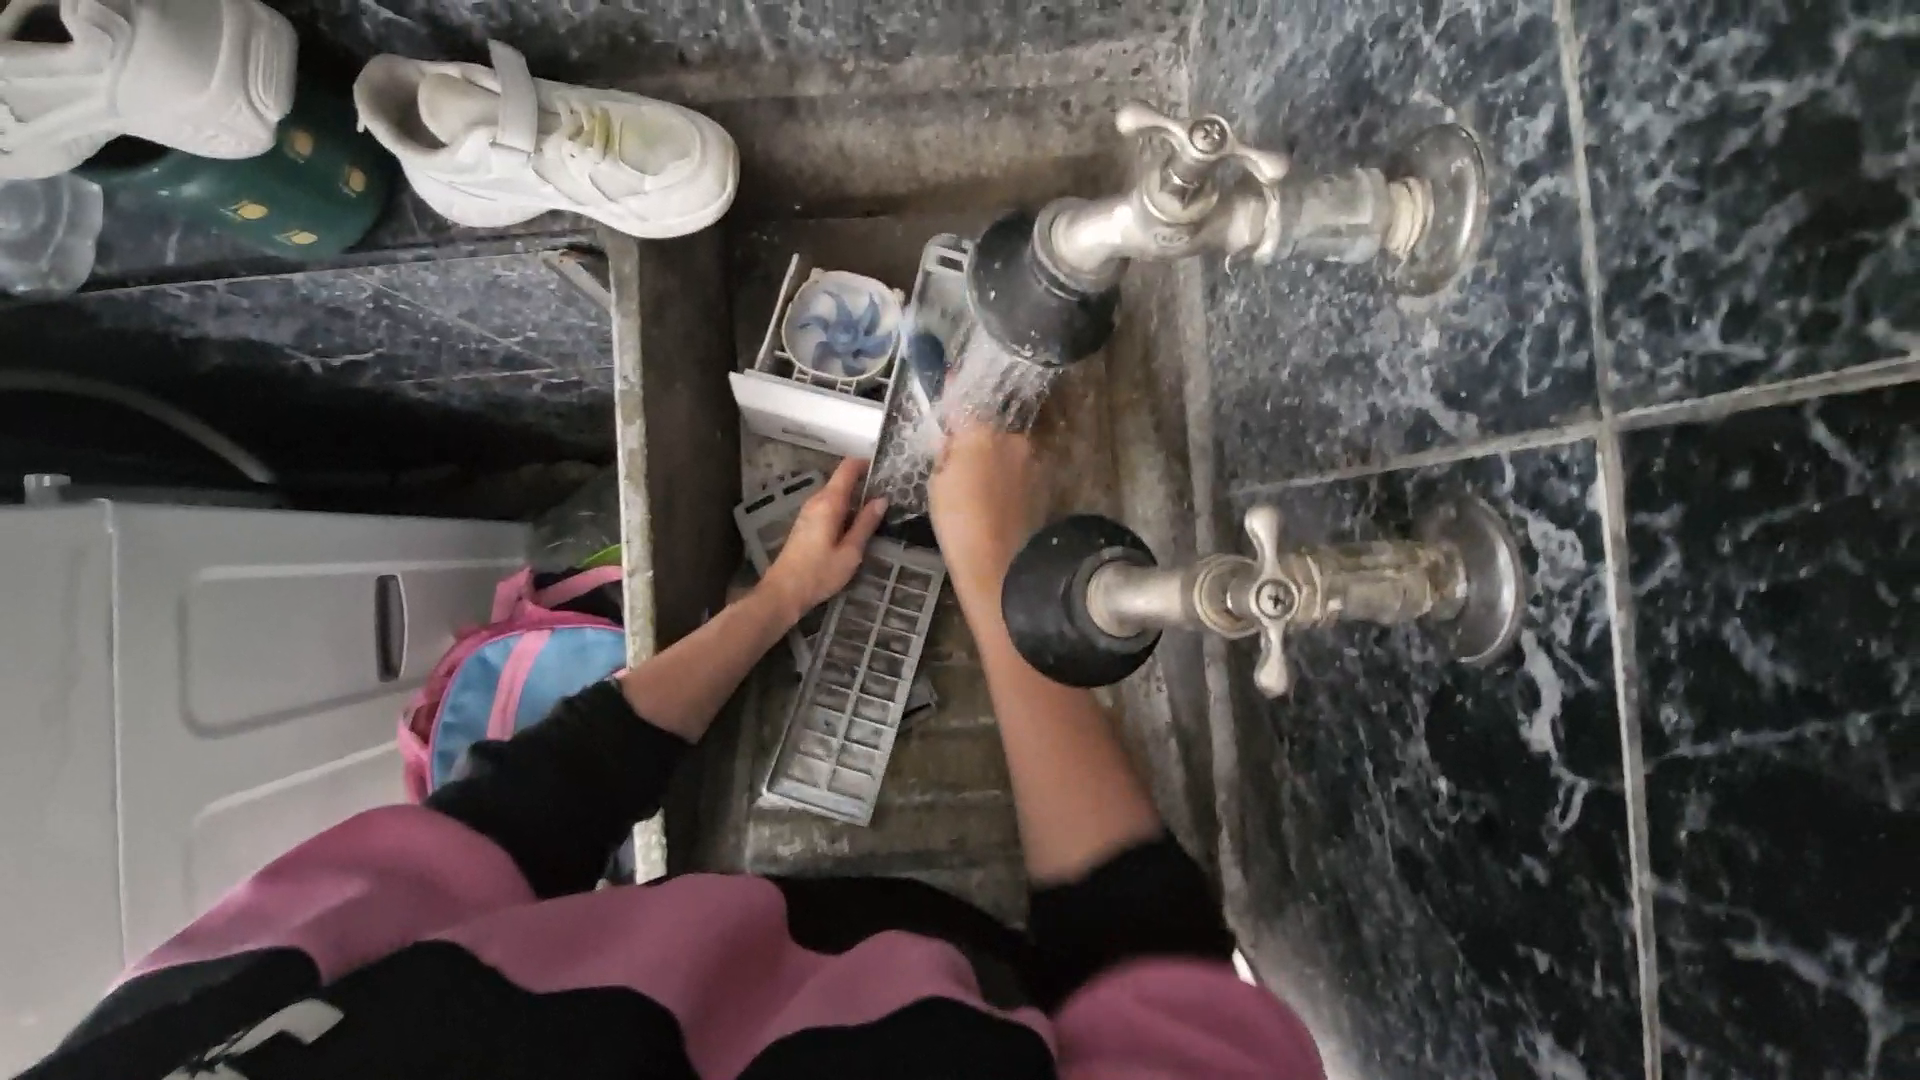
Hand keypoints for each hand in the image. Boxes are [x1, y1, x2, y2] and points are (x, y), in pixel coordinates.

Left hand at [760, 458, 887, 622]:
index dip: (866, 463)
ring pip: (836, 495)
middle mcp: (817, 501)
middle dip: (865, 484)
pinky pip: (829, 507)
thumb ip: (866, 523)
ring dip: (855, 499)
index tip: (885, 470)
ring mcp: (809, 512)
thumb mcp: (851, 551)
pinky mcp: (806, 524)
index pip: (848, 468)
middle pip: (842, 481)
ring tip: (878, 512)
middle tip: (889, 495)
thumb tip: (882, 499)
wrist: (784, 592)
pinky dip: (845, 510)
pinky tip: (857, 526)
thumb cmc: (819, 573)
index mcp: (829, 502)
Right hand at [929, 423, 1040, 597]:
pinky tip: (999, 503)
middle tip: (962, 468)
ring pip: (1007, 453)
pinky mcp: (1044, 484)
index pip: (963, 406)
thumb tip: (953, 443)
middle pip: (989, 432)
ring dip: (996, 462)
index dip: (953, 406)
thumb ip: (946, 454)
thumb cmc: (958, 523)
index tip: (949, 403)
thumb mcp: (936, 484)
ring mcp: (1032, 461)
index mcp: (980, 433)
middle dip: (977, 443)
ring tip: (983, 491)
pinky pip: (1020, 473)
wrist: (999, 563)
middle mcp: (1012, 439)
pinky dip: (1011, 481)